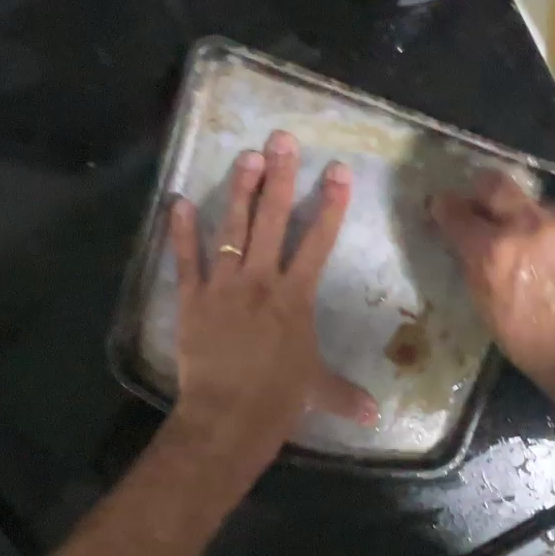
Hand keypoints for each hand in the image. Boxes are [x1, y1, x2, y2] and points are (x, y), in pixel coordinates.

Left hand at [168, 131, 377, 475]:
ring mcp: (223, 286)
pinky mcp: (192, 299)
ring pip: (231, 228)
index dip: (330, 204)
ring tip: (246, 156)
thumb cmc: (278, 400)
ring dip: (239, 190)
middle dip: (281, 176)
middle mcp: (261, 281)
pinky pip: (185, 259)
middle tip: (282, 139)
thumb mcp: (318, 392)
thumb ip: (346, 395)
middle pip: (272, 219)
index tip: (337, 170)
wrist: (229, 416)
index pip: (318, 241)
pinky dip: (180, 231)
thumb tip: (376, 416)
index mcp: (296, 297)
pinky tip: (178, 202)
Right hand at [429, 171, 554, 390]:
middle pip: (494, 184)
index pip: (456, 213)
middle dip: (480, 189)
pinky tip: (554, 253)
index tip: (441, 204)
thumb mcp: (484, 305)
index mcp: (491, 252)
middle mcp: (524, 226)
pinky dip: (550, 230)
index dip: (444, 206)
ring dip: (521, 215)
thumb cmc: (527, 341)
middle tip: (478, 200)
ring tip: (526, 238)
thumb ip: (474, 265)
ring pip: (530, 201)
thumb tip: (467, 242)